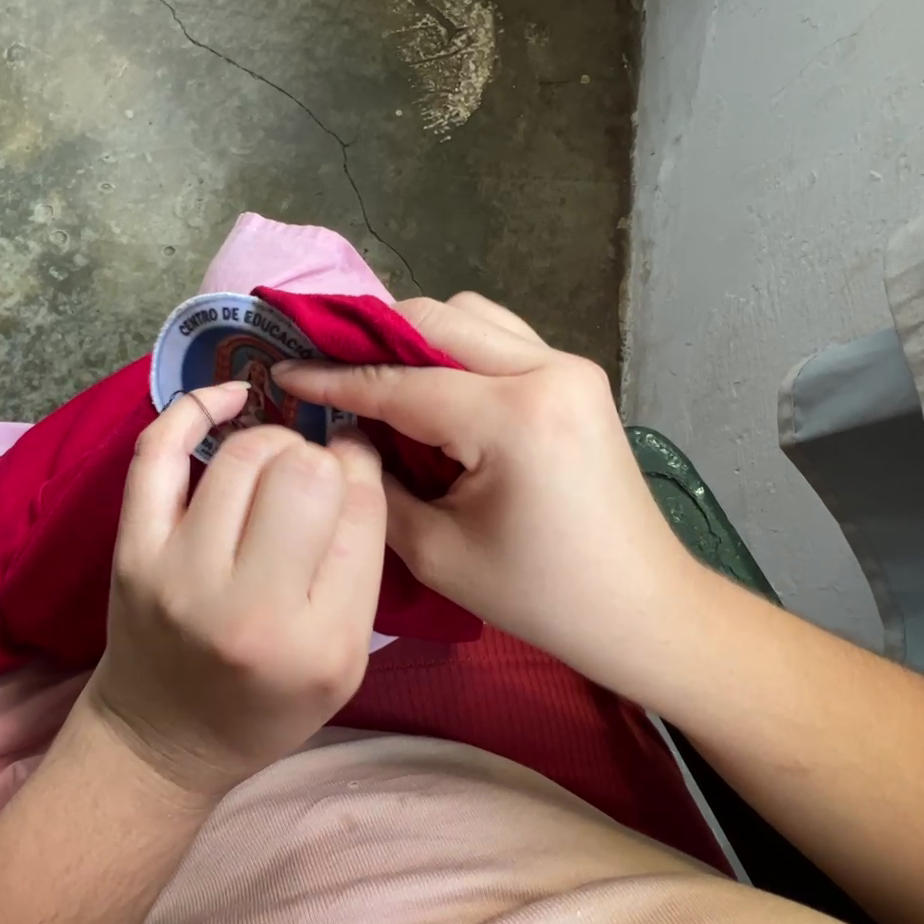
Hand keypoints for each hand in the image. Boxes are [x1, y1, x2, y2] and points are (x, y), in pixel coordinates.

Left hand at [84, 382, 388, 798]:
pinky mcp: (132, 553)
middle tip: (311, 476)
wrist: (165, 738)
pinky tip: (227, 397)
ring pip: (243, 453)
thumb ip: (360, 566)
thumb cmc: (267, 707)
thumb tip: (350, 456)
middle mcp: (250, 608)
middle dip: (319, 458)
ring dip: (271, 441)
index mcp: (321, 643)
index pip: (360, 510)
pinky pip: (158, 452)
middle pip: (304, 473)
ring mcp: (180, 576)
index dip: (361, 469)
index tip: (351, 464)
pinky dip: (193, 408)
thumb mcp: (346, 660)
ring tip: (274, 460)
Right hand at [272, 293, 697, 675]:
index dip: (334, 377)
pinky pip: (498, 338)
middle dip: (370, 337)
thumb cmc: (538, 596)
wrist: (639, 608)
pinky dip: (454, 348)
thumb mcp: (436, 552)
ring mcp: (569, 367)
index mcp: (513, 419)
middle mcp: (547, 371)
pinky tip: (430, 387)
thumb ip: (377, 484)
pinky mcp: (575, 378)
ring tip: (376, 377)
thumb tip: (344, 437)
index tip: (283, 370)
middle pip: (436, 318)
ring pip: (471, 315)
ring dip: (415, 336)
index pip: (400, 382)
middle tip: (324, 366)